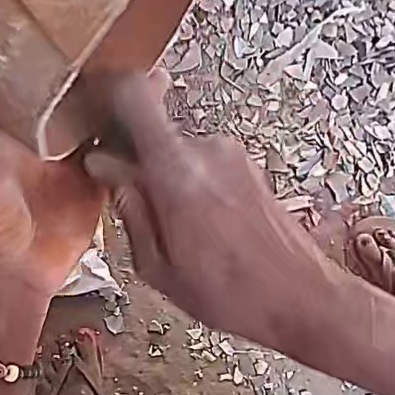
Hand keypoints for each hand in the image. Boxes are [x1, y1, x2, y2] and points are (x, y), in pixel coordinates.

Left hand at [0, 10, 106, 297]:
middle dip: (68, 15)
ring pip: (87, 78)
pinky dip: (134, 102)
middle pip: (46, 47)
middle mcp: (23, 102)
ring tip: (133, 14)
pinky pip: (116, 120)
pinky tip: (155, 79)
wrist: (17, 275)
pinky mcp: (94, 153)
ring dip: (107, 54)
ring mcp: (62, 127)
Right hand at [82, 73, 352, 353]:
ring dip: (166, 183)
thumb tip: (107, 172)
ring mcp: (231, 155)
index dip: (107, 98)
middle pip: (151, 134)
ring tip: (180, 235)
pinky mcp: (248, 167)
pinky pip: (202, 164)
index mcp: (176, 172)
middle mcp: (206, 151)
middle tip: (135, 213)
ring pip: (176, 154)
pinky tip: (203, 231)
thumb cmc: (234, 293)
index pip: (134, 96)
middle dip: (134, 167)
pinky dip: (191, 188)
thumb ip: (130, 211)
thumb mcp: (159, 268)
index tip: (91, 115)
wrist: (302, 297)